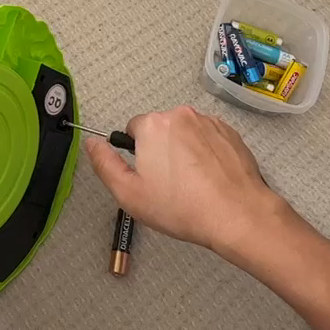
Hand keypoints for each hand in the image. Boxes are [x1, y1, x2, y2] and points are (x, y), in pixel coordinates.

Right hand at [83, 105, 289, 258]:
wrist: (237, 214)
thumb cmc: (183, 207)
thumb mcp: (129, 194)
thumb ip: (104, 164)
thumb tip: (92, 143)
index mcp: (152, 125)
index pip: (133, 129)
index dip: (138, 155)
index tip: (149, 176)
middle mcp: (180, 115)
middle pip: (160, 130)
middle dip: (161, 151)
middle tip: (170, 184)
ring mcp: (208, 121)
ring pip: (185, 133)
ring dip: (185, 151)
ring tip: (194, 184)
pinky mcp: (230, 132)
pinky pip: (208, 138)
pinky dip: (207, 153)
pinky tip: (211, 178)